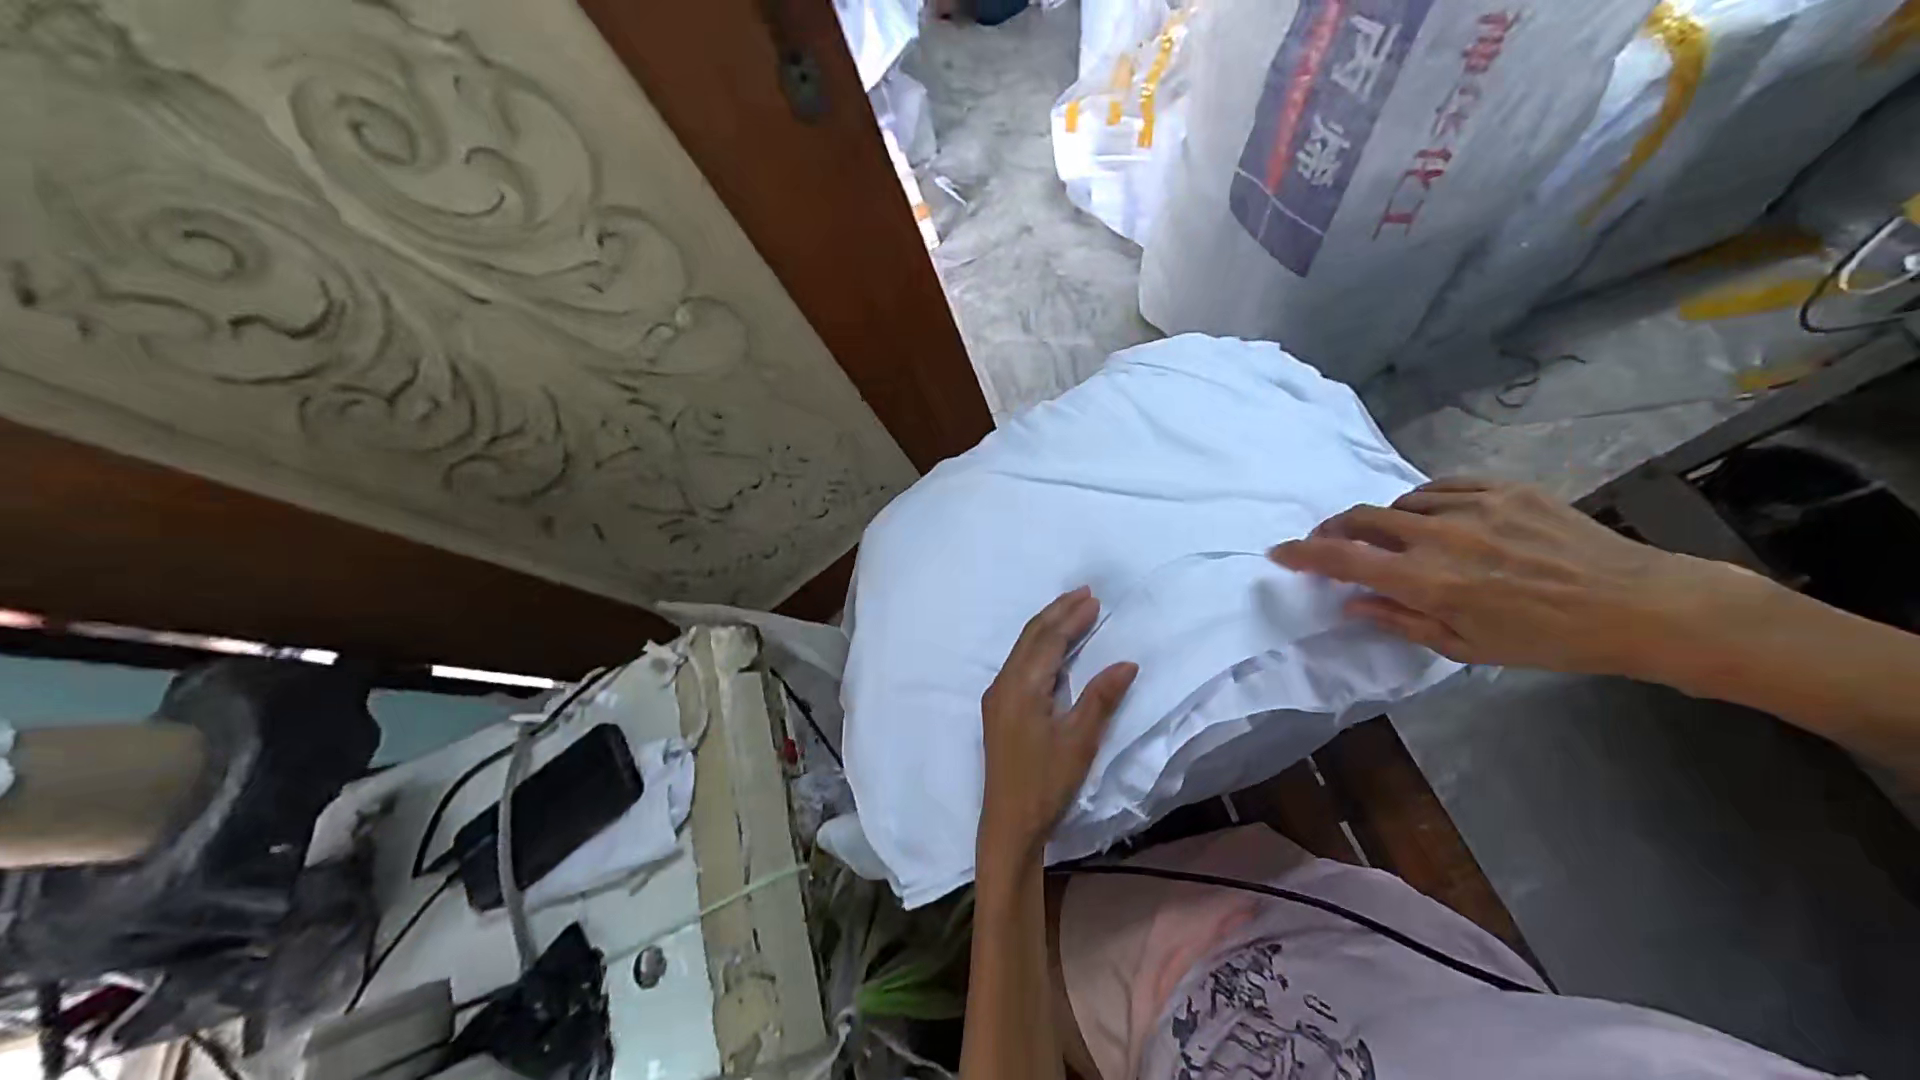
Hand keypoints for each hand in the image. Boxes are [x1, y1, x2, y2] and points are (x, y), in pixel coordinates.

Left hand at [978, 587, 1138, 866]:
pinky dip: (1038, 647)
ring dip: (1046, 627)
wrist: (1009, 821)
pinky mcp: (998, 708)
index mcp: (1022, 686)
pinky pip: (1018, 663)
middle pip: (1031, 637)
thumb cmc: (1047, 782)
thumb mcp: (1080, 740)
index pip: (1049, 640)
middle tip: (1083, 594)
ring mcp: (997, 695)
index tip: (1094, 599)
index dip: (1072, 618)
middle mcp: (1004, 683)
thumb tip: (1127, 662)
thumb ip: (1101, 697)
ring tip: (1071, 611)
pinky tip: (1052, 649)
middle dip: (1057, 612)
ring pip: (1022, 648)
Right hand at [1269, 477, 1777, 680]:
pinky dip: (1423, 503)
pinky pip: (1440, 487)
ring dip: (1384, 520)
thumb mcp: (1467, 647)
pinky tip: (1436, 518)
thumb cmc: (1548, 640)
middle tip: (1330, 541)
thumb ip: (1400, 621)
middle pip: (1361, 518)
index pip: (1343, 559)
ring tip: (1396, 537)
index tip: (1279, 552)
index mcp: (1427, 583)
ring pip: (1399, 501)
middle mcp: (1439, 538)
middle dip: (1334, 528)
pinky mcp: (1503, 489)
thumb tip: (1351, 602)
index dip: (1303, 554)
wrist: (1640, 605)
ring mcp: (1472, 507)